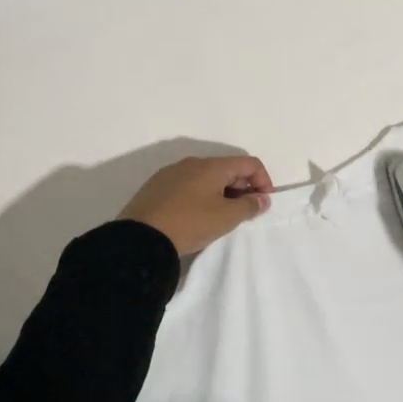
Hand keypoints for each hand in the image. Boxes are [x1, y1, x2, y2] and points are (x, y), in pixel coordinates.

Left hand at [118, 156, 273, 256]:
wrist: (139, 239)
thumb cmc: (190, 223)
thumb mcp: (226, 218)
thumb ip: (249, 206)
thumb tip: (262, 198)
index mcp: (212, 166)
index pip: (249, 163)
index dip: (263, 180)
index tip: (263, 203)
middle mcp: (192, 163)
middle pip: (227, 169)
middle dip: (242, 187)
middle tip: (244, 212)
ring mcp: (171, 173)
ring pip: (205, 177)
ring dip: (220, 192)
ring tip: (220, 216)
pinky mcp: (155, 187)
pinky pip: (187, 185)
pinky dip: (200, 196)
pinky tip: (195, 215)